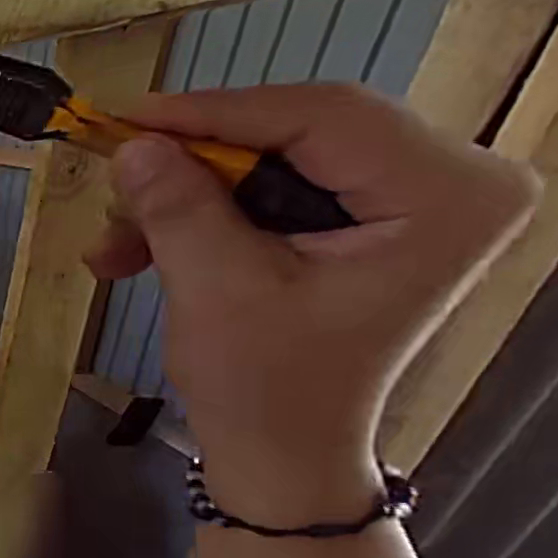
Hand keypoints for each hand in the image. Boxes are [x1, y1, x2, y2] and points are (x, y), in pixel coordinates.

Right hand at [85, 84, 535, 524]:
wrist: (278, 445)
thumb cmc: (264, 382)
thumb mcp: (215, 290)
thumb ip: (179, 209)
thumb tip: (132, 145)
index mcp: (445, 195)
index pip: (322, 116)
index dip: (214, 112)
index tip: (127, 118)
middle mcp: (439, 182)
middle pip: (287, 139)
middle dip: (185, 173)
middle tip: (111, 198)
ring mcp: (395, 201)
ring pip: (257, 168)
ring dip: (173, 205)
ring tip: (111, 251)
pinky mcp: (348, 222)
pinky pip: (254, 197)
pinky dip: (188, 223)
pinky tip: (134, 255)